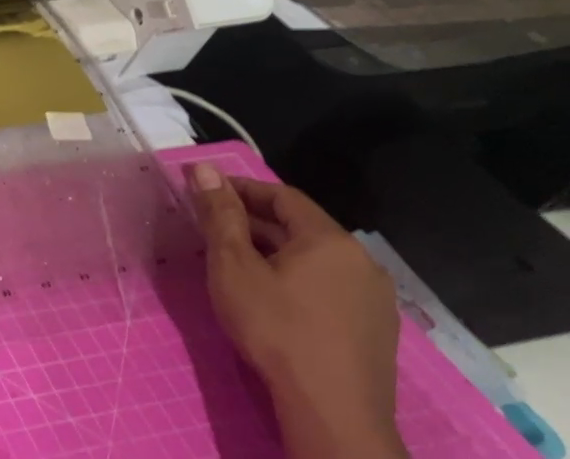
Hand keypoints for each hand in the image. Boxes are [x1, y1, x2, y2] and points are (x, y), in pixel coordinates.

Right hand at [188, 163, 406, 458]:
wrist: (332, 409)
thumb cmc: (275, 327)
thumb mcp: (233, 266)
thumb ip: (220, 215)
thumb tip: (204, 169)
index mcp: (330, 240)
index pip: (282, 195)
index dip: (240, 188)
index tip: (203, 193)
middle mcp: (362, 261)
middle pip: (301, 226)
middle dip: (254, 222)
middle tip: (212, 230)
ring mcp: (375, 297)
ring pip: (317, 258)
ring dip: (276, 251)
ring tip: (238, 265)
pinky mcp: (376, 328)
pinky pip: (331, 286)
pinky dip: (298, 279)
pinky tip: (275, 299)